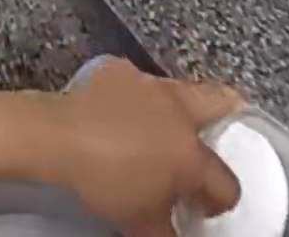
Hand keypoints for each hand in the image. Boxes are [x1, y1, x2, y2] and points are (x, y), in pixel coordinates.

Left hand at [49, 59, 243, 236]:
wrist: (60, 137)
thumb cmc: (106, 183)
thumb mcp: (144, 227)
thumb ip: (171, 235)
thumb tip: (179, 235)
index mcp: (190, 153)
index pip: (226, 182)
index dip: (220, 201)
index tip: (202, 208)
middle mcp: (177, 109)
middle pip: (221, 100)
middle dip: (229, 116)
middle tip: (217, 135)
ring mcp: (148, 82)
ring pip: (179, 89)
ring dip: (181, 110)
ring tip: (163, 130)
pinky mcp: (120, 68)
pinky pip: (141, 83)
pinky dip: (141, 99)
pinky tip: (124, 114)